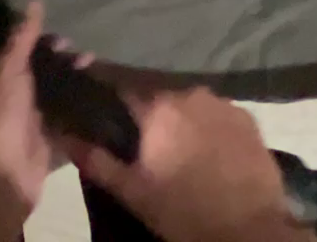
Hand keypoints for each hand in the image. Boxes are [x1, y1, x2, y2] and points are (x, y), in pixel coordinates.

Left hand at [0, 1, 90, 241]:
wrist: (3, 176)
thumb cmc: (0, 115)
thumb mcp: (9, 69)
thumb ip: (23, 37)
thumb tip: (35, 0)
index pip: (18, 49)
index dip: (39, 41)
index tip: (63, 38)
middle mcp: (9, 94)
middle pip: (39, 70)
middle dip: (61, 61)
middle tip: (84, 56)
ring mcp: (27, 118)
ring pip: (53, 92)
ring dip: (72, 81)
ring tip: (94, 72)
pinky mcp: (44, 140)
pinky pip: (64, 118)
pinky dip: (78, 108)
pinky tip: (97, 98)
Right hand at [61, 88, 315, 241]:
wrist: (252, 233)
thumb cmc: (185, 213)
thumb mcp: (135, 193)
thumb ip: (97, 160)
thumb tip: (64, 134)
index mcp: (158, 106)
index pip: (122, 88)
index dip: (110, 99)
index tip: (101, 109)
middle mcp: (190, 92)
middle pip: (159, 96)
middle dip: (149, 114)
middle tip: (146, 143)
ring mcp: (223, 103)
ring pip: (191, 104)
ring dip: (182, 119)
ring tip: (180, 148)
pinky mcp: (249, 119)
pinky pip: (220, 115)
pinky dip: (211, 128)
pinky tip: (211, 152)